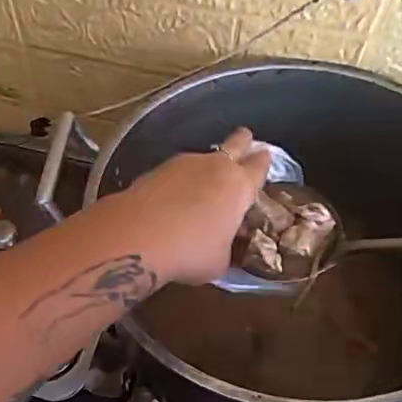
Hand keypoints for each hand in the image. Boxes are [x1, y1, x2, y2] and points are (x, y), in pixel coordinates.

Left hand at [92, 127, 273, 283]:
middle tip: (245, 139)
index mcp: (239, 186)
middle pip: (235, 143)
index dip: (263, 162)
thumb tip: (222, 245)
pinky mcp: (153, 170)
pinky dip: (179, 181)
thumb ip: (226, 248)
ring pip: (201, 158)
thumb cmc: (190, 252)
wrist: (136, 238)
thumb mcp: (219, 261)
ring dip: (205, 166)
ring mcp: (182, 164)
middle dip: (242, 142)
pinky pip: (175, 172)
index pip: (259, 166)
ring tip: (203, 182)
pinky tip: (174, 196)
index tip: (265, 156)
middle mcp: (214, 166)